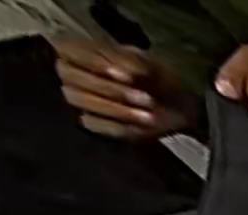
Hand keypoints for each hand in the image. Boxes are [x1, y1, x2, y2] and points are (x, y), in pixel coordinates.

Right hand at [51, 39, 196, 139]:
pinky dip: (117, 127)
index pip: (70, 51)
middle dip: (111, 89)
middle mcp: (71, 73)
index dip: (97, 64)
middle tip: (148, 100)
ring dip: (116, 110)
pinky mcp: (94, 121)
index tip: (129, 77)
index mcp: (77, 51)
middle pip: (71, 77)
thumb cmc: (157, 77)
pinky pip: (94, 124)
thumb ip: (135, 62)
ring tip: (151, 118)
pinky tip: (142, 130)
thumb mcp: (151, 64)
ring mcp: (80, 97)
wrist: (178, 104)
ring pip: (78, 99)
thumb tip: (131, 70)